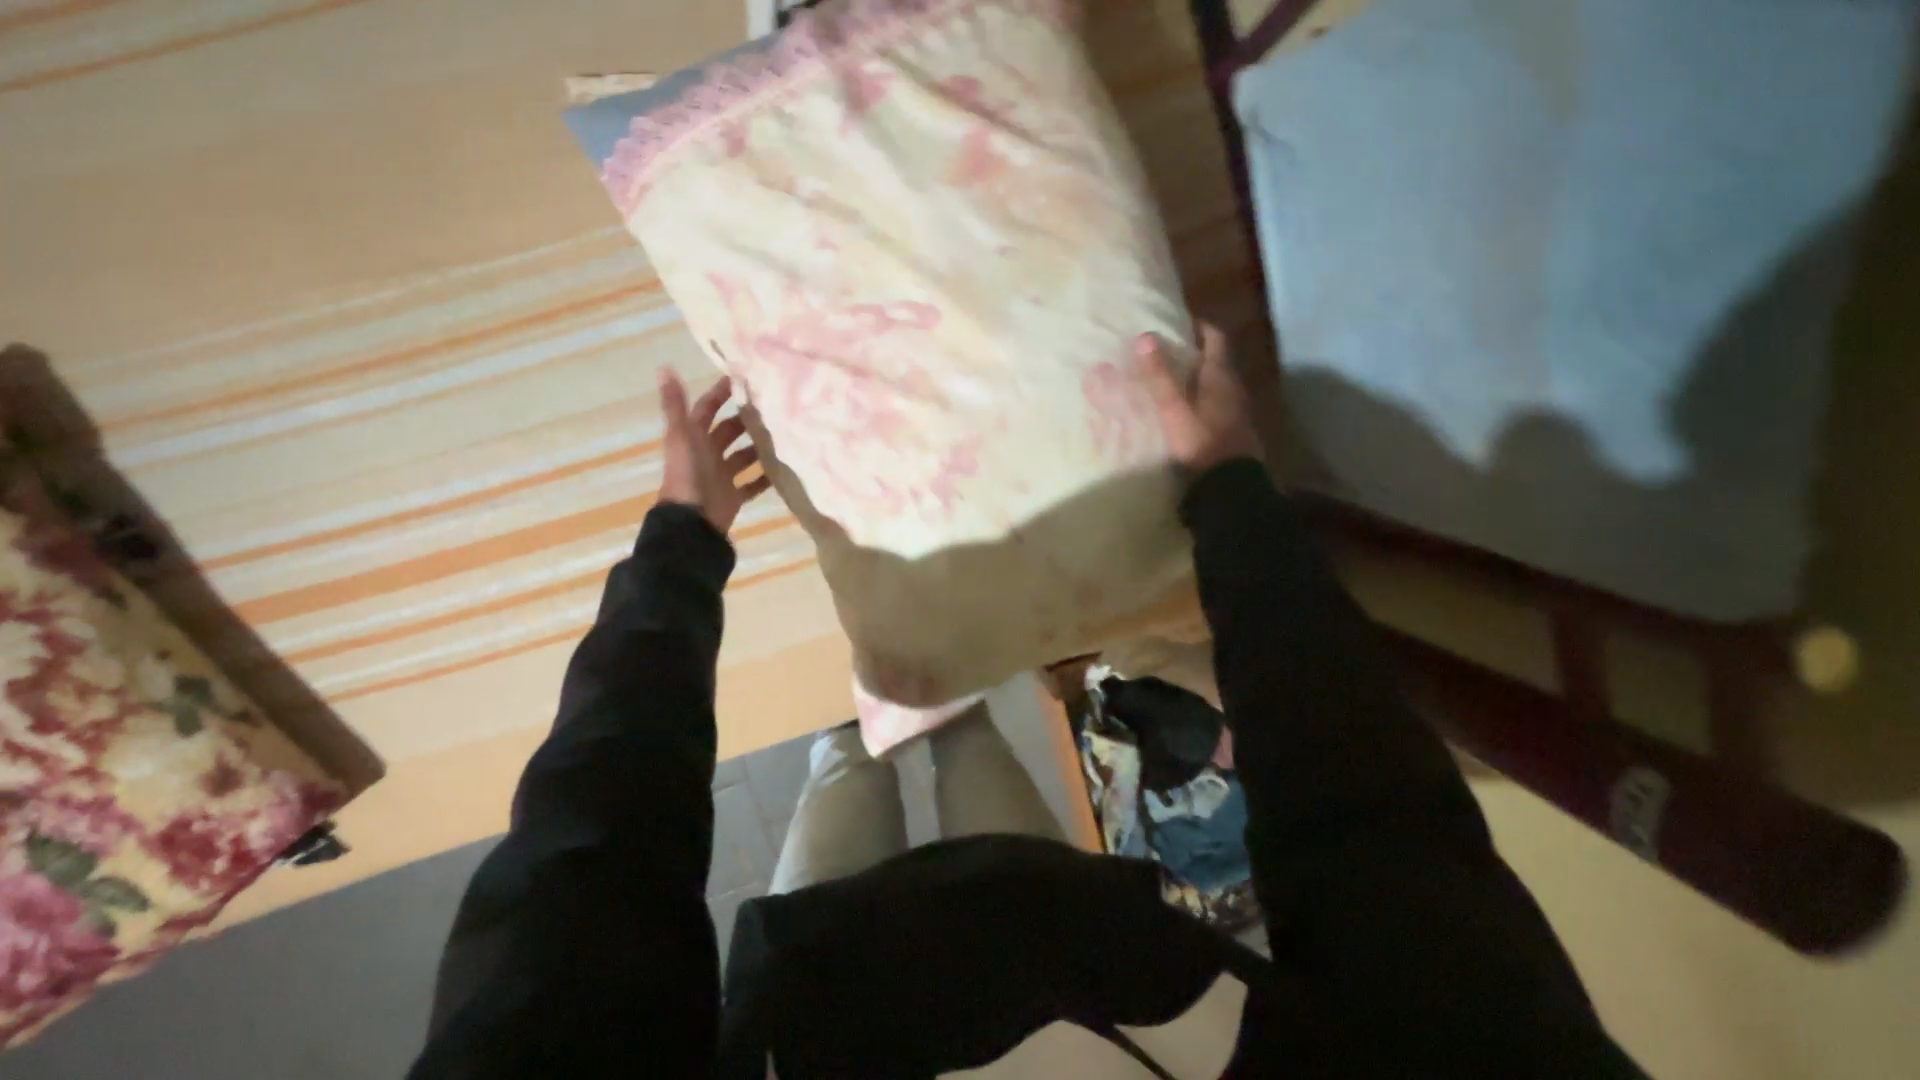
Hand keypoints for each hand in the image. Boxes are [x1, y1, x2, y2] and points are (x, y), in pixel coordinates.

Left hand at [657, 370, 771, 532]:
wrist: (691, 521)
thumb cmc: (687, 474)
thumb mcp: (681, 435)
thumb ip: (675, 403)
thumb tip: (664, 365)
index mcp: (692, 437)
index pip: (706, 408)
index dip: (720, 393)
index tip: (744, 377)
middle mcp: (706, 454)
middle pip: (728, 431)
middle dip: (746, 419)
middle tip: (773, 407)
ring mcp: (720, 476)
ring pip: (742, 456)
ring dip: (758, 447)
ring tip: (783, 435)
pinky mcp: (732, 496)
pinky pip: (751, 484)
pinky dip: (765, 479)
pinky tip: (783, 470)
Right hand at [1135, 322, 1263, 475]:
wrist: (1229, 486)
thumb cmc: (1201, 442)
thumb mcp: (1174, 408)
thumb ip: (1160, 375)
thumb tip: (1145, 336)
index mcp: (1221, 377)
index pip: (1216, 339)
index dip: (1200, 327)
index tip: (1179, 322)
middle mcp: (1234, 389)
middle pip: (1216, 362)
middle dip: (1194, 354)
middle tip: (1166, 352)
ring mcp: (1236, 413)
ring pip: (1216, 386)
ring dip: (1196, 380)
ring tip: (1169, 381)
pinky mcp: (1232, 434)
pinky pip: (1215, 408)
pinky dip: (1199, 403)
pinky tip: (1182, 412)